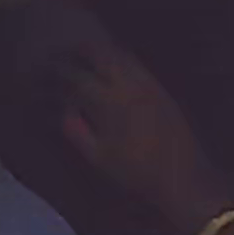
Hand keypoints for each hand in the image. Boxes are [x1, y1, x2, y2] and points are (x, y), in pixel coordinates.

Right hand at [58, 39, 233, 234]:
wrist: (188, 184)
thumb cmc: (137, 173)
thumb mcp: (98, 157)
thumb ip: (75, 129)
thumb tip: (63, 108)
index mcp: (108, 101)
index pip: (74, 74)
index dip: (57, 69)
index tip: (46, 68)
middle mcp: (127, 85)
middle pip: (98, 53)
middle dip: (78, 49)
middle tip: (65, 52)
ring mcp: (148, 85)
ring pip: (119, 54)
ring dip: (100, 51)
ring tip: (86, 54)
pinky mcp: (162, 90)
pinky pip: (136, 64)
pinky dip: (119, 58)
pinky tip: (113, 67)